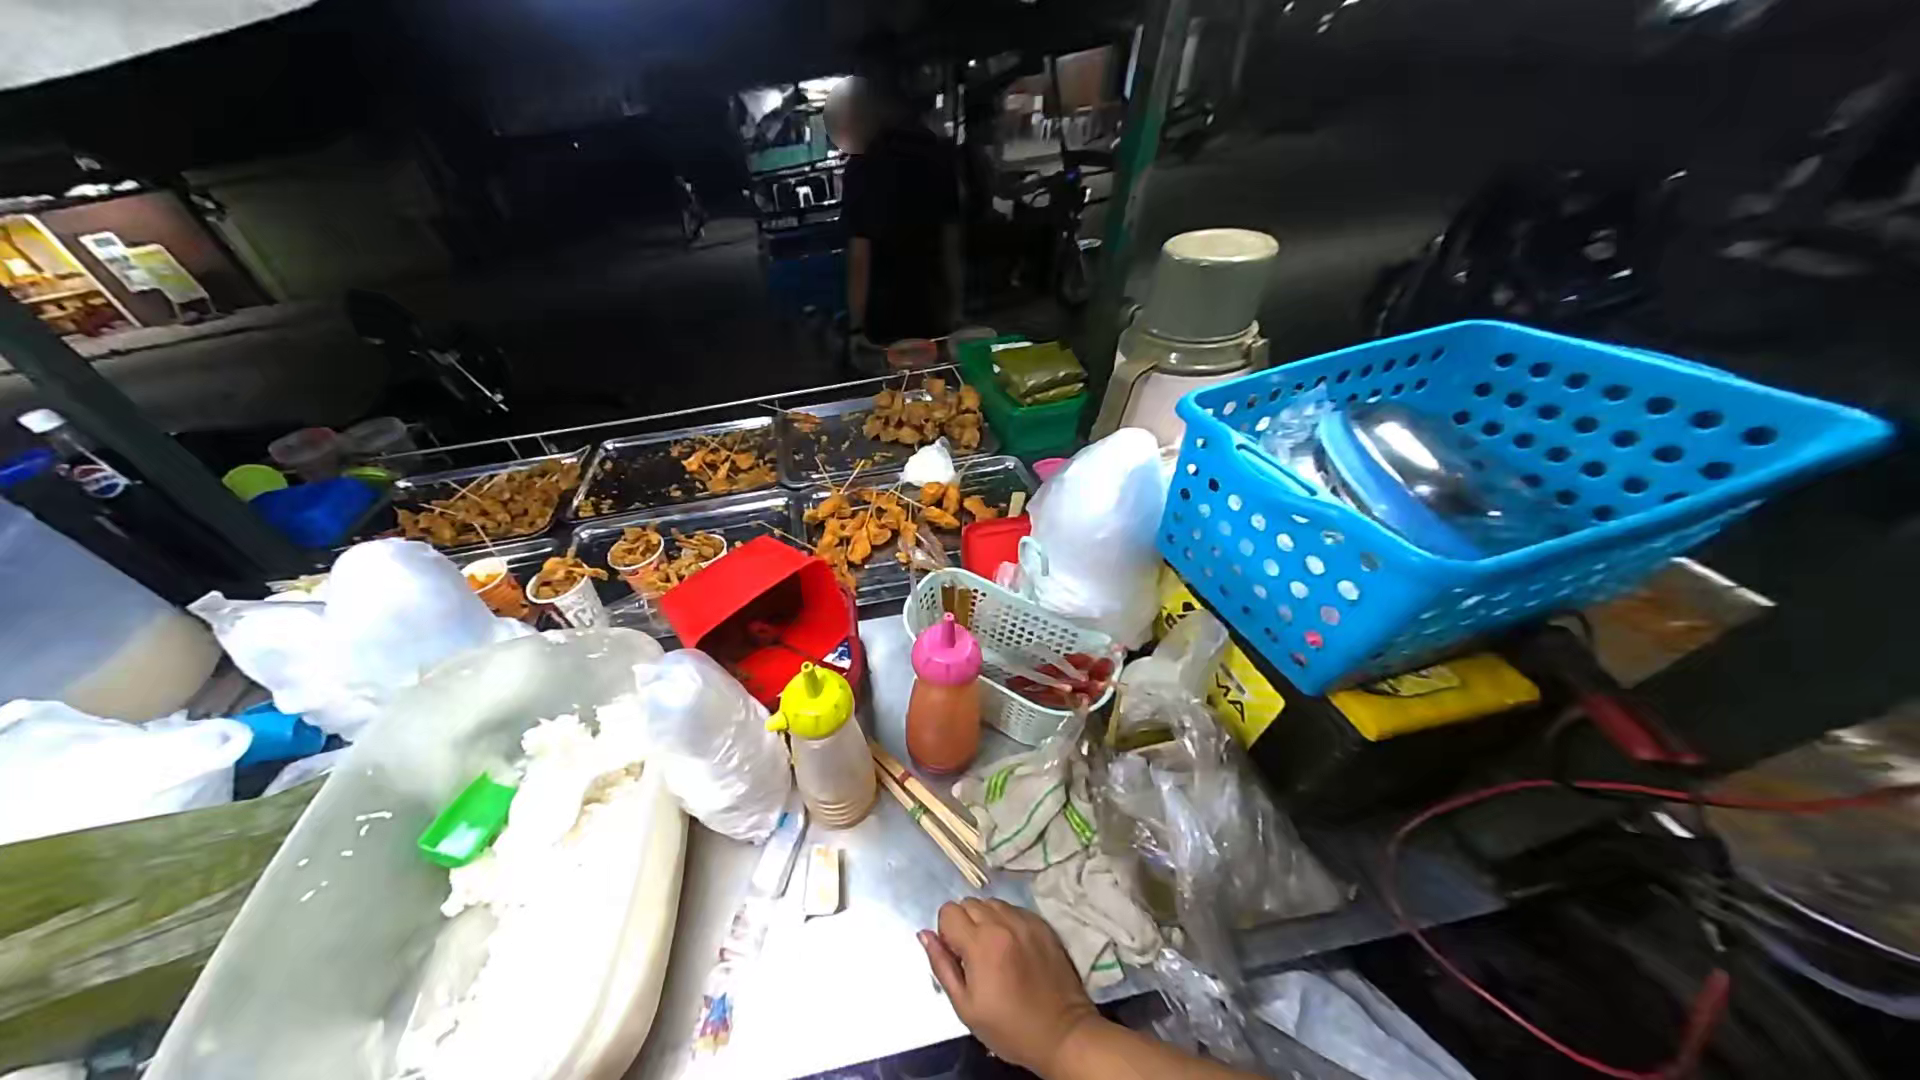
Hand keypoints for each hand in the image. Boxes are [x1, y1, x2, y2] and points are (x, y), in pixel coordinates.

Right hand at [919, 899, 1099, 1073]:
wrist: (1062, 1032)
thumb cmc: (1008, 1027)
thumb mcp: (965, 1006)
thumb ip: (941, 966)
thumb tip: (924, 935)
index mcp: (980, 943)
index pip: (948, 911)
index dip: (946, 933)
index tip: (956, 956)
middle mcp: (1002, 922)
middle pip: (968, 903)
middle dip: (964, 924)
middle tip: (974, 956)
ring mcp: (1025, 919)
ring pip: (991, 903)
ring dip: (985, 920)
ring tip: (994, 951)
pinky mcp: (1042, 922)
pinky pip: (1013, 909)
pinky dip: (1006, 921)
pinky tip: (1013, 948)